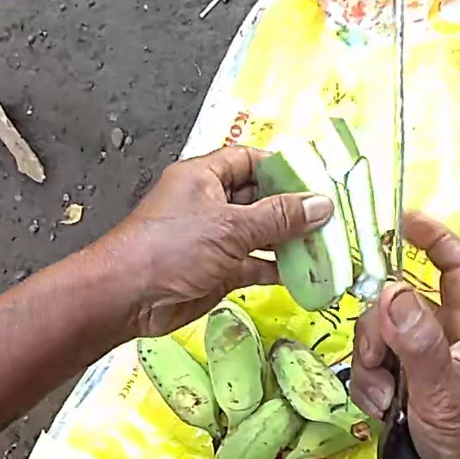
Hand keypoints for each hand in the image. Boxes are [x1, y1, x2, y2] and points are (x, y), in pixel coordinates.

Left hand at [92, 146, 333, 337]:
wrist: (128, 297)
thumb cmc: (170, 248)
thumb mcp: (229, 226)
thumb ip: (278, 216)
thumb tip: (320, 205)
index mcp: (205, 177)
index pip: (249, 160)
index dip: (282, 167)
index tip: (317, 179)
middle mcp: (209, 204)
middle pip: (259, 198)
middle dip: (293, 207)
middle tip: (331, 216)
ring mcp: (213, 239)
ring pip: (259, 234)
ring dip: (288, 241)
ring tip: (325, 245)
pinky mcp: (217, 271)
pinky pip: (253, 264)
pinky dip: (274, 268)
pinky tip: (303, 273)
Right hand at [349, 212, 459, 458]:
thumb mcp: (443, 392)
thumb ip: (418, 342)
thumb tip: (391, 291)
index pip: (458, 267)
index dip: (435, 239)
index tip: (403, 222)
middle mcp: (446, 335)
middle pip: (397, 304)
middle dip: (378, 336)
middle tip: (381, 368)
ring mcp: (423, 358)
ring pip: (377, 336)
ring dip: (371, 368)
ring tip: (388, 400)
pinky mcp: (404, 380)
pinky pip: (371, 366)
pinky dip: (369, 387)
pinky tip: (384, 409)